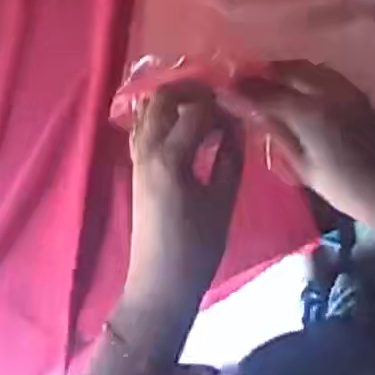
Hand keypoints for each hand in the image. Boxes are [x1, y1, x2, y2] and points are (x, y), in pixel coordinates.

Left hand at [123, 84, 243, 320]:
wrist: (160, 285)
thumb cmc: (196, 248)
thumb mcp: (223, 200)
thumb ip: (231, 156)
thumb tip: (238, 123)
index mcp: (169, 158)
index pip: (196, 110)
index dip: (220, 105)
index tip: (239, 111)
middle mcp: (147, 148)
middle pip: (163, 96)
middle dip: (192, 89)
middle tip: (219, 98)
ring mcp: (137, 155)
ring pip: (149, 106)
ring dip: (175, 98)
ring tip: (204, 108)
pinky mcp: (135, 164)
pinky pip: (145, 123)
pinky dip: (163, 114)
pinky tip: (185, 124)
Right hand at [224, 61, 374, 224]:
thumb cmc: (342, 186)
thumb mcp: (302, 165)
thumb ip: (275, 130)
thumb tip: (246, 110)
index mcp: (309, 112)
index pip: (266, 92)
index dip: (243, 89)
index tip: (224, 88)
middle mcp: (324, 91)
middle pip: (285, 70)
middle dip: (261, 74)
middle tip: (243, 83)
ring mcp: (342, 87)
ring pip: (304, 66)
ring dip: (282, 70)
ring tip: (266, 82)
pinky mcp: (353, 89)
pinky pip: (322, 71)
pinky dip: (304, 73)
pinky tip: (296, 86)